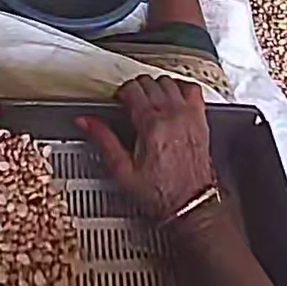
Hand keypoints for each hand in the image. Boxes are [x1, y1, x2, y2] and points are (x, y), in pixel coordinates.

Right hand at [78, 75, 215, 220]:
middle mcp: (171, 115)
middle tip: (130, 103)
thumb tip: (86, 121)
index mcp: (151, 125)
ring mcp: (188, 114)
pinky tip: (173, 96)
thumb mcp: (123, 171)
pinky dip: (180, 87)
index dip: (121, 93)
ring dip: (156, 86)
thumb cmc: (160, 192)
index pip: (132, 90)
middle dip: (136, 89)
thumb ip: (104, 140)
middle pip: (149, 82)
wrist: (190, 204)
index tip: (119, 103)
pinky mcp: (200, 118)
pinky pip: (191, 88)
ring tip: (149, 100)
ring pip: (168, 81)